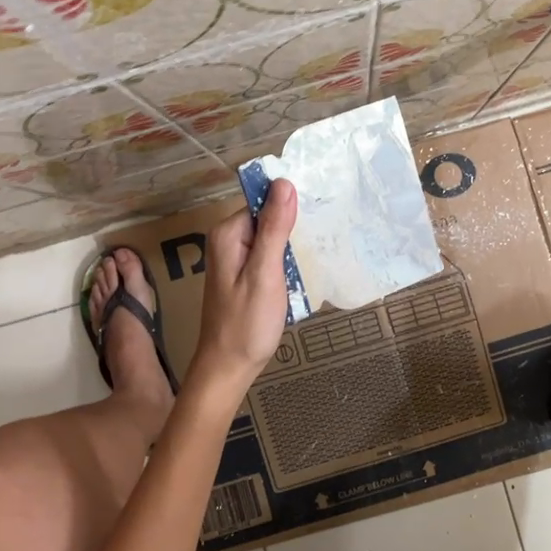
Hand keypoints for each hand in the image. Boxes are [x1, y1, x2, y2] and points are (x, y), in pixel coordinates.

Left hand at [191, 178, 299, 386]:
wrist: (229, 368)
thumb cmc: (246, 323)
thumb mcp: (265, 273)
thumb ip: (275, 228)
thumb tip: (284, 183)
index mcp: (228, 234)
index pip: (263, 202)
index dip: (289, 207)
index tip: (317, 215)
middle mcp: (227, 241)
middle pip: (267, 218)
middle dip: (293, 227)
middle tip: (323, 238)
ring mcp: (234, 259)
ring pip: (271, 238)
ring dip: (291, 246)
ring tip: (316, 254)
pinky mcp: (244, 276)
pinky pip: (268, 256)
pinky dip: (285, 262)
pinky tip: (300, 273)